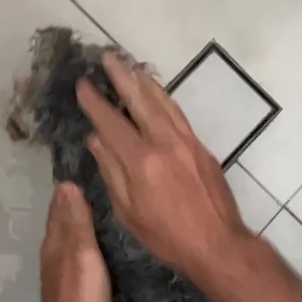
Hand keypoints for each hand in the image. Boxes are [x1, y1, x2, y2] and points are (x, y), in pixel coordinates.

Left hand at [39, 182, 110, 301]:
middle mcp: (53, 256)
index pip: (59, 209)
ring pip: (71, 244)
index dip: (68, 193)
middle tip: (97, 190)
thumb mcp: (82, 253)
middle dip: (75, 208)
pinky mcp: (73, 292)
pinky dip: (88, 251)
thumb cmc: (81, 296)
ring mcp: (61, 276)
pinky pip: (80, 261)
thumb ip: (76, 221)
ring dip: (82, 230)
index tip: (84, 174)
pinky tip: (102, 253)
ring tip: (103, 216)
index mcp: (54, 244)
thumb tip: (65, 185)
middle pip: (63, 225)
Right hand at [75, 52, 252, 280]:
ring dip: (144, 82)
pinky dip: (164, 98)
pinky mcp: (201, 147)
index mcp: (141, 161)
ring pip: (163, 102)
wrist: (218, 245)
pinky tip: (157, 93)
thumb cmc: (167, 236)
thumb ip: (111, 171)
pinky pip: (178, 114)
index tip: (82, 84)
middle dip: (121, 77)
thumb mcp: (128, 212)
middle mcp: (165, 142)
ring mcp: (187, 142)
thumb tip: (96, 140)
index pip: (112, 123)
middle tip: (107, 56)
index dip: (95, 102)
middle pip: (140, 100)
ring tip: (130, 66)